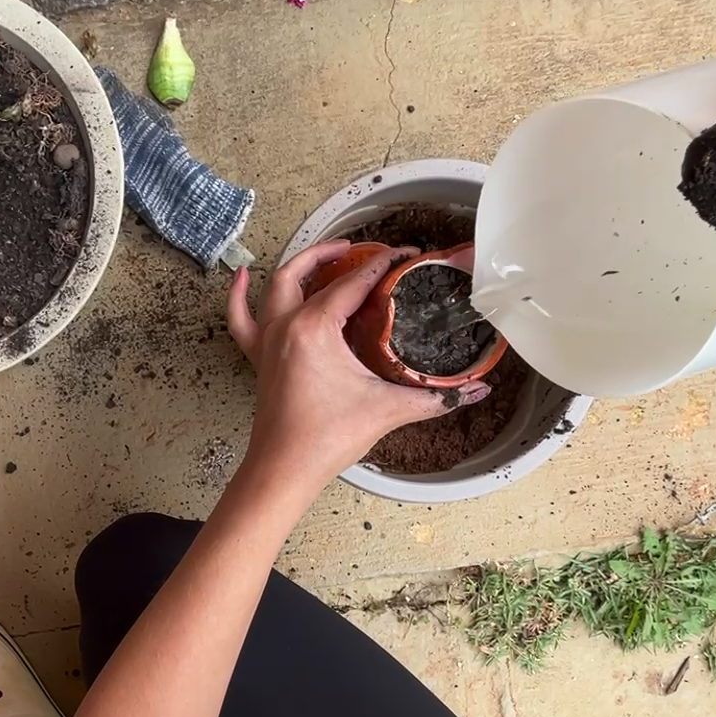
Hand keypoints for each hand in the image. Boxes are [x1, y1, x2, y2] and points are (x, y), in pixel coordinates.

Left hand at [226, 239, 488, 489]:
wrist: (284, 468)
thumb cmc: (327, 438)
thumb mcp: (388, 409)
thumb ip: (434, 396)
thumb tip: (477, 389)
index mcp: (314, 328)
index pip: (354, 283)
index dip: (383, 265)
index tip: (407, 255)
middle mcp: (285, 326)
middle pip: (302, 272)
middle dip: (332, 253)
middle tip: (361, 248)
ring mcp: (266, 341)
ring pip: (274, 288)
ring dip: (296, 267)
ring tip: (323, 256)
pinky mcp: (258, 359)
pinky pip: (240, 319)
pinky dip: (238, 296)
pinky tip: (242, 277)